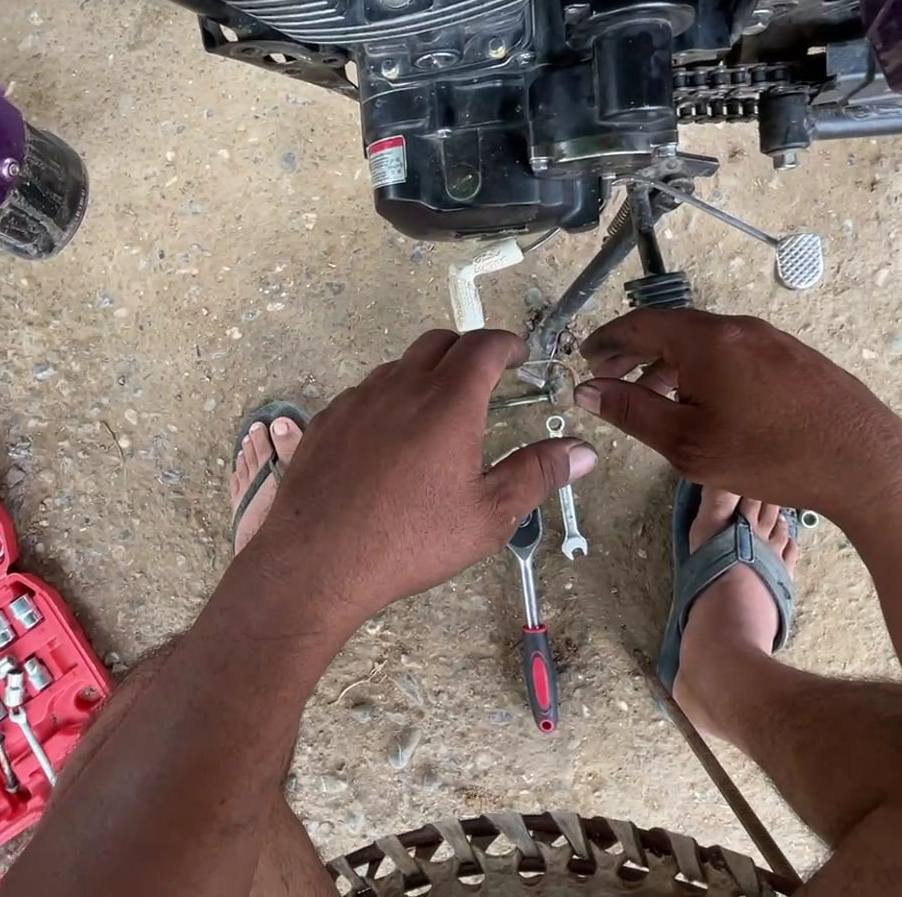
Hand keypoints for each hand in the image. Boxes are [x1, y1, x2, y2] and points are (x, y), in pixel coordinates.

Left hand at [238, 329, 596, 632]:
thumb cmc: (409, 539)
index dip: (506, 343)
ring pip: (397, 366)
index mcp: (447, 402)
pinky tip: (387, 441)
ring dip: (423, 374)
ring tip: (435, 412)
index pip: (483, 346)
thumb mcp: (487, 515)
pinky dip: (386, 400)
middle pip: (438, 342)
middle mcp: (400, 386)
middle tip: (483, 378)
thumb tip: (582, 451)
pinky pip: (363, 393)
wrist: (318, 559)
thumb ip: (536, 474)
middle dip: (466, 350)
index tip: (518, 354)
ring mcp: (357, 400)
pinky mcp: (327, 420)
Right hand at [574, 309, 901, 519]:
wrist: (871, 466)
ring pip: (703, 342)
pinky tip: (703, 401)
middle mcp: (738, 328)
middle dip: (633, 352)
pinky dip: (701, 368)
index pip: (639, 324)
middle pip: (670, 329)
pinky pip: (732, 353)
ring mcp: (772, 340)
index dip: (605, 340)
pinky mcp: (796, 358)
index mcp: (707, 340)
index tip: (584, 359)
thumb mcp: (686, 443)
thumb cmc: (770, 455)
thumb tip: (586, 389)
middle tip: (608, 379)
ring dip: (666, 363)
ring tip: (650, 396)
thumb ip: (631, 411)